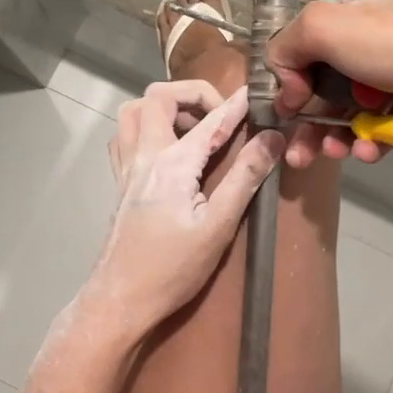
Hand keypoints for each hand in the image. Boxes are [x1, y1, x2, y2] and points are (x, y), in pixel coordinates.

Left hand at [85, 81, 284, 336]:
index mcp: (173, 163)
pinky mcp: (120, 183)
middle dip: (191, 93)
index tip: (258, 94)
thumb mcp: (218, 226)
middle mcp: (145, 155)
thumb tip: (272, 138)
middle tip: (218, 115)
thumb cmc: (173, 268)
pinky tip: (164, 150)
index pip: (211, 119)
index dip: (238, 103)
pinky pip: (123, 137)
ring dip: (162, 107)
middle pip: (158, 96)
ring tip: (191, 127)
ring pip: (132, 112)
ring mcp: (127, 168)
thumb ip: (245, 177)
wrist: (122, 298)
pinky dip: (143, 128)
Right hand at [267, 0, 392, 167]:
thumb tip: (286, 81)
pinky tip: (370, 152)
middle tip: (297, 154)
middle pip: (322, 86)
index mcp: (348, 14)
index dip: (288, 80)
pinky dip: (370, 142)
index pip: (302, 47)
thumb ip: (287, 45)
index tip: (287, 108)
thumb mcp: (326, 26)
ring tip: (334, 155)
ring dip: (334, 137)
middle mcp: (370, 41)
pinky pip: (382, 128)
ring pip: (349, 112)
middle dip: (306, 121)